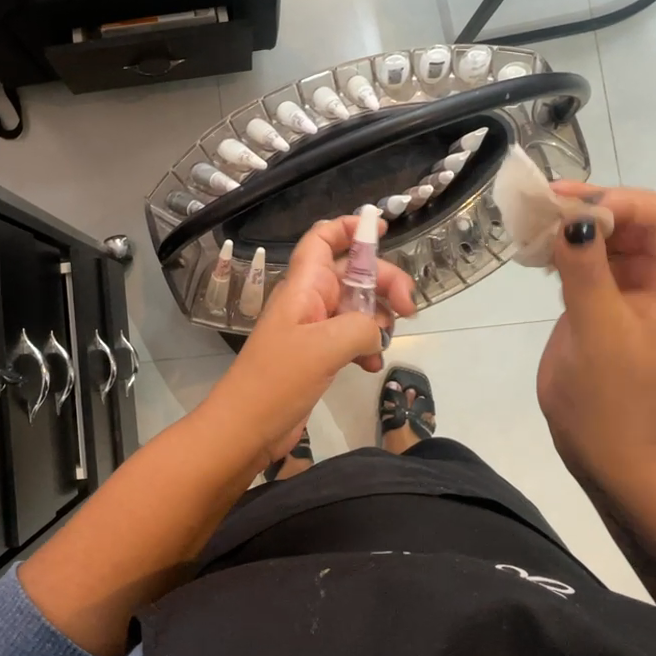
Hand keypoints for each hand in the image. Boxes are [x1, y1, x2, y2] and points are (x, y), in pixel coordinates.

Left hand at [201, 217, 416, 470]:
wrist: (246, 429)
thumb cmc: (277, 381)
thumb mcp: (325, 347)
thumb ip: (362, 326)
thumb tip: (378, 329)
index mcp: (303, 286)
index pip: (323, 238)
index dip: (351, 226)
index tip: (385, 229)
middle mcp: (308, 301)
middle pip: (353, 273)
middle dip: (385, 282)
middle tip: (410, 308)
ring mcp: (312, 330)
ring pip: (356, 307)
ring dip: (379, 318)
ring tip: (389, 339)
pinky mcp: (317, 358)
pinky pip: (351, 339)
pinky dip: (366, 347)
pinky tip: (371, 365)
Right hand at [537, 184, 655, 468]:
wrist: (596, 439)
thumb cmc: (607, 390)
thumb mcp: (598, 329)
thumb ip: (586, 272)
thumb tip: (573, 220)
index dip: (623, 200)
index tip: (571, 206)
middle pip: (638, 218)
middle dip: (595, 205)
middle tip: (545, 204)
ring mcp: (631, 287)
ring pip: (610, 233)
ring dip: (575, 223)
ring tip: (534, 223)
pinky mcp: (602, 297)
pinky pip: (589, 256)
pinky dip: (564, 246)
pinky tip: (536, 252)